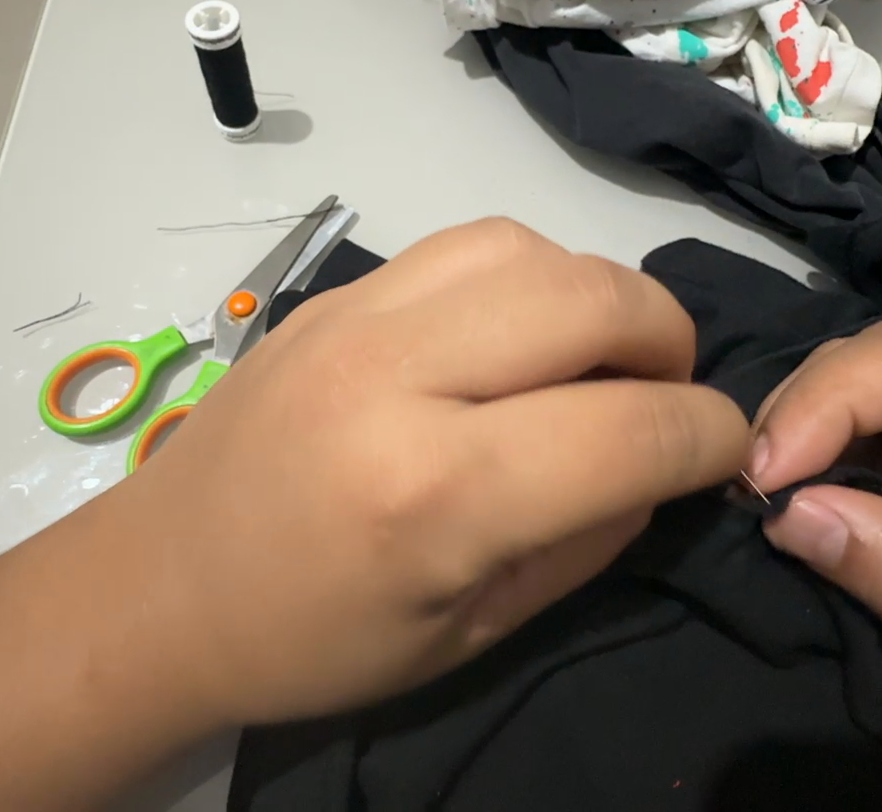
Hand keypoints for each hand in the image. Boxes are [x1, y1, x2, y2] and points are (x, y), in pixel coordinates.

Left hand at [97, 218, 751, 727]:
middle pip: (590, 299)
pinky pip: (463, 244)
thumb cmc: (311, 637)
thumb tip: (660, 461)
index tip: (723, 449)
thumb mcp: (472, 632)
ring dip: (594, 293)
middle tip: (664, 391)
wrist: (158, 582)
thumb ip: (588, 536)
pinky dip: (524, 274)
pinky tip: (516, 327)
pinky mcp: (334, 294)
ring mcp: (356, 315)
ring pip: (529, 247)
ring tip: (595, 352)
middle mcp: (397, 374)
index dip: (708, 436)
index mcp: (434, 490)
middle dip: (667, 339)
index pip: (631, 427)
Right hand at [749, 320, 881, 789]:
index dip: (830, 403)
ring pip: (862, 383)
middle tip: (748, 485)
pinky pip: (867, 425)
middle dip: (806, 414)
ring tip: (760, 486)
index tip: (763, 475)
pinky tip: (794, 485)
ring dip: (803, 430)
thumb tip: (784, 516)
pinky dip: (820, 453)